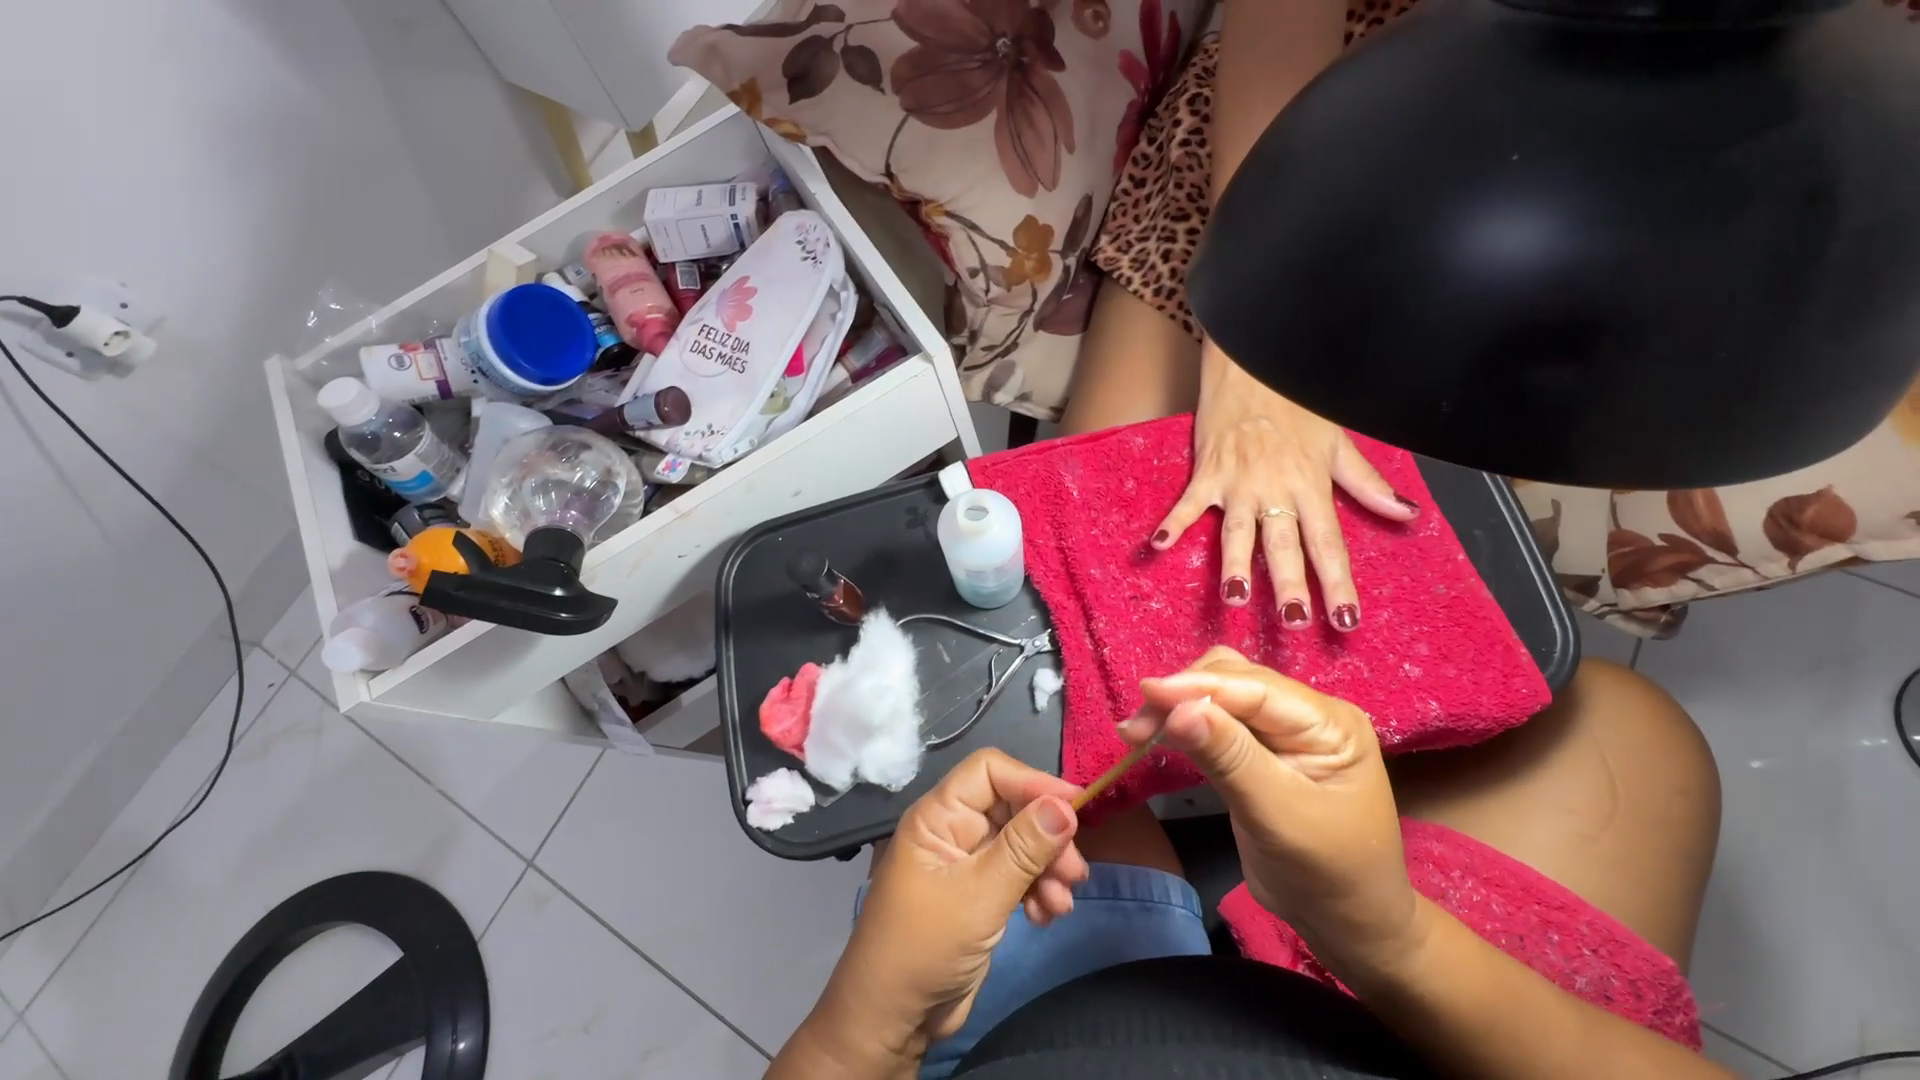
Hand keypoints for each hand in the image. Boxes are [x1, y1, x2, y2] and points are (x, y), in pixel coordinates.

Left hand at [822, 749, 1088, 1055]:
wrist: (892, 1019)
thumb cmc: (924, 948)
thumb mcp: (979, 896)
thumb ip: (1023, 849)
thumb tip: (1066, 806)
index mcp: (938, 816)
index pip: (990, 771)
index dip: (1033, 782)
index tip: (1076, 808)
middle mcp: (951, 831)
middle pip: (1011, 807)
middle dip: (1047, 835)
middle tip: (1076, 873)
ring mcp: (965, 864)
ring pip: (1019, 843)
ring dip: (1048, 868)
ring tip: (1063, 904)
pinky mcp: (977, 894)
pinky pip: (1016, 875)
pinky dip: (1037, 890)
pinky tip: (1047, 917)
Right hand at [1121, 647, 1420, 966]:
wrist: (1348, 922)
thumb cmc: (1327, 873)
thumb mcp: (1280, 817)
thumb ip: (1231, 759)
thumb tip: (1179, 710)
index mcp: (1328, 722)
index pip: (1255, 687)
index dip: (1198, 685)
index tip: (1146, 693)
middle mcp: (1306, 714)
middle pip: (1234, 680)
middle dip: (1183, 694)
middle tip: (1134, 730)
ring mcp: (1283, 730)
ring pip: (1220, 695)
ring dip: (1177, 707)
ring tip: (1136, 733)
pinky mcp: (1260, 749)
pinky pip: (1217, 721)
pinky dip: (1184, 725)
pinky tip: (1156, 737)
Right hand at [1156, 345, 1418, 630]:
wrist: (1256, 365)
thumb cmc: (1298, 403)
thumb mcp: (1338, 442)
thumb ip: (1367, 483)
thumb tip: (1406, 514)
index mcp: (1311, 485)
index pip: (1328, 543)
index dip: (1338, 584)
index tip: (1344, 620)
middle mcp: (1276, 489)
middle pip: (1284, 545)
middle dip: (1289, 584)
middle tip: (1294, 620)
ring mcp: (1238, 483)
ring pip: (1238, 531)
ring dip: (1234, 564)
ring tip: (1234, 598)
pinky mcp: (1208, 473)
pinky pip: (1189, 503)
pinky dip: (1174, 522)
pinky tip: (1159, 545)